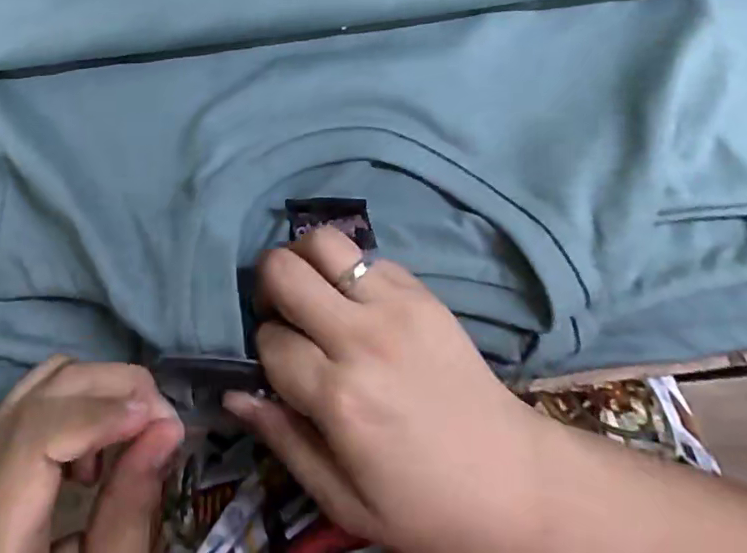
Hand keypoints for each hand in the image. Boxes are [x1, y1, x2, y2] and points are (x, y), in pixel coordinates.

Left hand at [0, 356, 185, 552]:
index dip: (102, 414)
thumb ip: (128, 511)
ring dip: (96, 393)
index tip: (161, 421)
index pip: (36, 432)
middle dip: (114, 391)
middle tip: (162, 423)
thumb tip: (167, 429)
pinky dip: (76, 403)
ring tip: (127, 439)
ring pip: (40, 383)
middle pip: (43, 391)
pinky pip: (32, 400)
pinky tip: (93, 453)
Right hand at [223, 227, 564, 552]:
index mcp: (339, 397)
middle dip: (268, 287)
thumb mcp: (343, 498)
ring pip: (323, 242)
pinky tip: (355, 301)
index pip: (269, 339)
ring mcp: (396, 305)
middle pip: (284, 270)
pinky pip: (366, 256)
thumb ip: (283, 439)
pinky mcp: (422, 292)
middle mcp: (362, 338)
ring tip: (310, 292)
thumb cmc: (423, 503)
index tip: (277, 365)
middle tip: (280, 312)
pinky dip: (347, 270)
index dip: (263, 349)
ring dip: (303, 261)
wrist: (513, 479)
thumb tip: (233, 391)